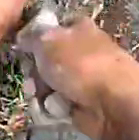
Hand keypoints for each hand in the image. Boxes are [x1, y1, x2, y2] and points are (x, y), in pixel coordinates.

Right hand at [15, 13, 138, 139]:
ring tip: (44, 98)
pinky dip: (52, 110)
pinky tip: (56, 110)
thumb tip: (22, 37)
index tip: (25, 49)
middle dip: (35, 72)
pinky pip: (55, 106)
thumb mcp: (48, 41)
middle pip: (45, 60)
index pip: (51, 28)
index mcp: (78, 29)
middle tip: (34, 79)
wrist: (115, 103)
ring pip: (47, 85)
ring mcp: (82, 80)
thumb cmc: (82, 65)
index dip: (35, 39)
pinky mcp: (81, 105)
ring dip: (40, 93)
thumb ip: (31, 37)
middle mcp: (81, 52)